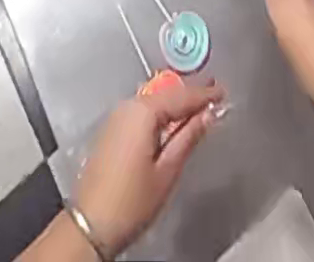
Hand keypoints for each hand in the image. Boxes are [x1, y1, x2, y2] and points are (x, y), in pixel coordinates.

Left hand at [73, 81, 225, 254]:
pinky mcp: (113, 129)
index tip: (222, 91)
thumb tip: (207, 115)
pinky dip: (161, 112)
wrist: (91, 222)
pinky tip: (173, 120)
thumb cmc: (133, 200)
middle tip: (214, 92)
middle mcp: (128, 106)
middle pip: (165, 95)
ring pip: (154, 102)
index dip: (203, 94)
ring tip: (199, 104)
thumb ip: (188, 137)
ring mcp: (118, 116)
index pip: (179, 97)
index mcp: (143, 112)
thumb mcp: (167, 170)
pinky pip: (143, 112)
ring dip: (176, 103)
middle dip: (190, 94)